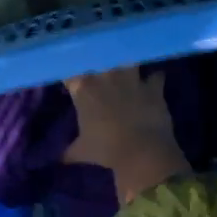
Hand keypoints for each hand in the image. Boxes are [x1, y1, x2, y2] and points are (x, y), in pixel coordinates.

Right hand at [65, 67, 190, 202]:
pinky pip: (155, 76)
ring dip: (126, 65)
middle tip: (97, 75)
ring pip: (127, 59)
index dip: (71, 76)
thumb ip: (69, 150)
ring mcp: (132, 78)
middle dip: (96, 64)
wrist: (142, 152)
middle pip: (98, 58)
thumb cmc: (106, 149)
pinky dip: (154, 79)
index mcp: (83, 89)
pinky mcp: (154, 86)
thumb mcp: (82, 151)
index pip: (70, 71)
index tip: (70, 83)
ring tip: (124, 72)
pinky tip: (153, 84)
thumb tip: (61, 158)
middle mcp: (106, 76)